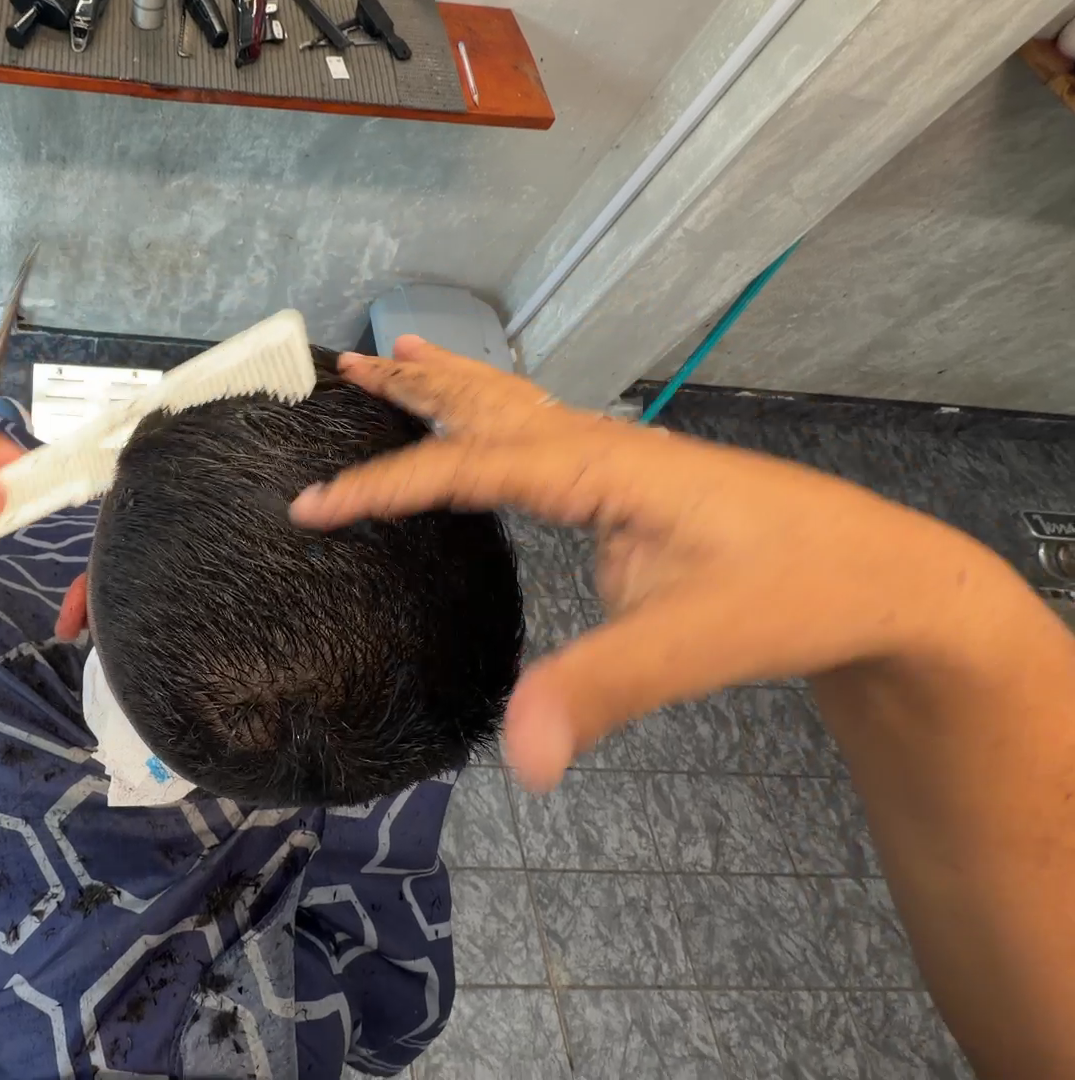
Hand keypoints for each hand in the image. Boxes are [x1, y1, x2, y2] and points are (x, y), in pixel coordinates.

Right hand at [290, 336, 1026, 790]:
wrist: (887, 578)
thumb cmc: (797, 598)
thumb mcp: (694, 646)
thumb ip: (598, 691)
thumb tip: (518, 760)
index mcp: (592, 469)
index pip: (458, 468)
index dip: (377, 489)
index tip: (309, 507)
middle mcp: (591, 445)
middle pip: (479, 402)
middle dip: (406, 385)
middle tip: (344, 367)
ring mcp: (608, 452)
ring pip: (506, 400)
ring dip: (443, 380)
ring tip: (392, 357)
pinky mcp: (620, 472)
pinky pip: (530, 423)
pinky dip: (484, 405)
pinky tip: (479, 418)